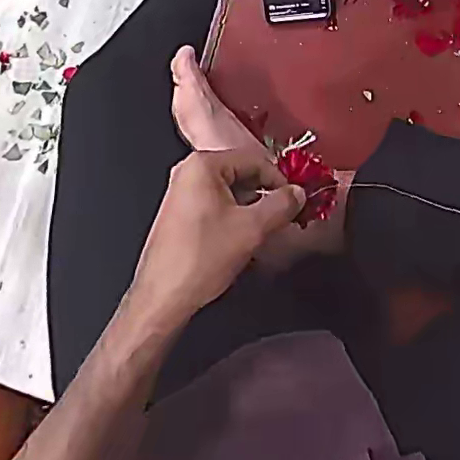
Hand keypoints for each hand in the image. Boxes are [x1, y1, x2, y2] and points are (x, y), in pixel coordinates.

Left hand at [128, 147, 303, 324]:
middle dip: (266, 196)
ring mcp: (182, 193)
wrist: (161, 299)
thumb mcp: (252, 228)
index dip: (280, 180)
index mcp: (203, 165)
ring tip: (266, 231)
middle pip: (243, 174)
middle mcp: (189, 172)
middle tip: (285, 217)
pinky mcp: (180, 214)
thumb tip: (298, 192)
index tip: (295, 200)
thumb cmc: (202, 258)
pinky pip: (217, 205)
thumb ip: (281, 205)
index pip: (255, 160)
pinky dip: (235, 217)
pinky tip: (244, 239)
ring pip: (231, 192)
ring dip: (252, 209)